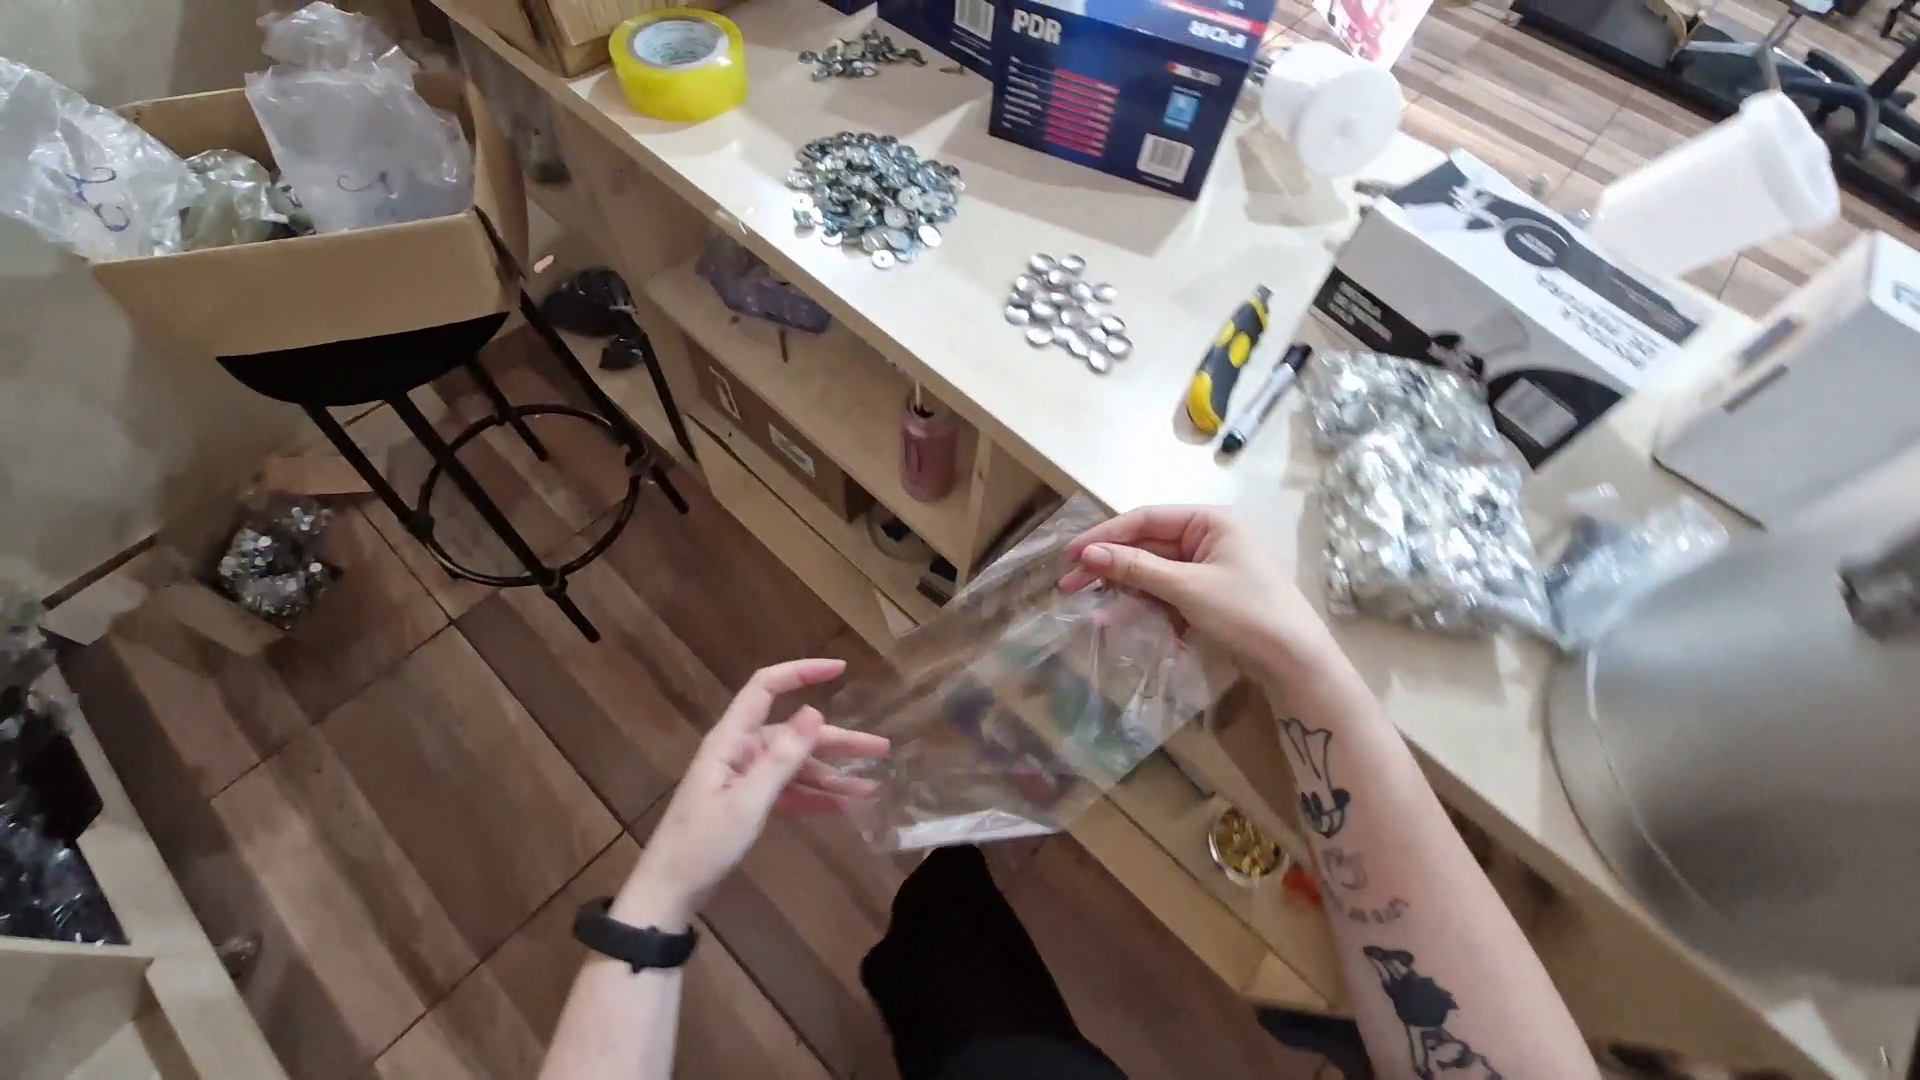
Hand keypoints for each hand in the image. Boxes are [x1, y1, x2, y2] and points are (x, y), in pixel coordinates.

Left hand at [614, 659, 888, 930]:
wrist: (668, 894)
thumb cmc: (702, 844)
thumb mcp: (746, 802)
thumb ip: (782, 758)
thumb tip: (816, 712)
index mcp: (732, 740)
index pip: (767, 688)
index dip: (802, 672)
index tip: (841, 669)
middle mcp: (741, 751)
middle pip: (796, 733)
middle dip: (838, 740)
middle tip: (882, 747)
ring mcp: (746, 778)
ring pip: (798, 765)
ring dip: (834, 774)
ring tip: (873, 785)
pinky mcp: (750, 803)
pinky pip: (791, 791)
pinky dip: (817, 797)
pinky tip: (847, 806)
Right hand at [1058, 505, 1341, 676]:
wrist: (1294, 662)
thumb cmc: (1247, 613)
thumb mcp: (1187, 588)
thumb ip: (1135, 568)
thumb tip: (1088, 554)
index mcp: (1209, 521)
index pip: (1145, 519)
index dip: (1104, 535)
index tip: (1071, 553)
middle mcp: (1205, 538)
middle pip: (1144, 545)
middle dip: (1107, 564)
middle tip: (1067, 583)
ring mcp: (1204, 568)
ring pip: (1149, 571)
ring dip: (1120, 587)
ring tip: (1084, 602)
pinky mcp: (1202, 596)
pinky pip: (1162, 593)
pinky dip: (1140, 605)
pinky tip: (1114, 618)